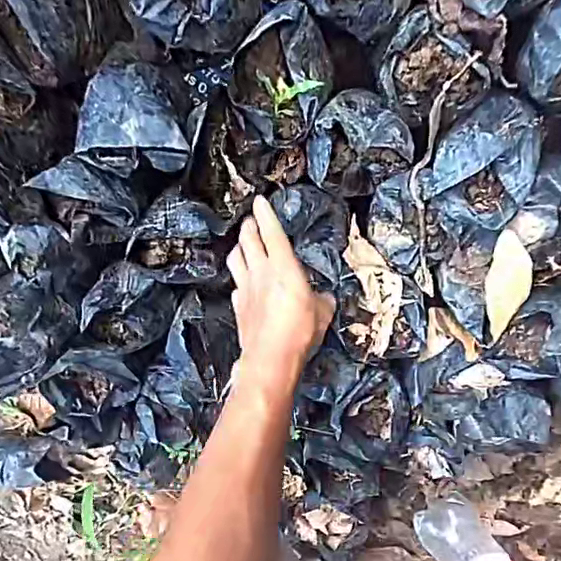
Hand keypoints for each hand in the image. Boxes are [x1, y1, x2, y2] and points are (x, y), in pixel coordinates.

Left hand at [226, 195, 333, 386]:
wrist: (270, 358)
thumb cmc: (298, 333)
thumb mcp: (322, 313)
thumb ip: (323, 300)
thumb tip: (325, 299)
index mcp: (283, 266)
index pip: (271, 231)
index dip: (265, 214)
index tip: (260, 202)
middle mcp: (260, 272)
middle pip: (247, 239)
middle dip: (249, 226)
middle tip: (251, 221)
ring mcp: (245, 289)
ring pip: (235, 258)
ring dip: (238, 247)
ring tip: (242, 244)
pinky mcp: (238, 306)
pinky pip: (235, 285)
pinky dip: (238, 279)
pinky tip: (242, 282)